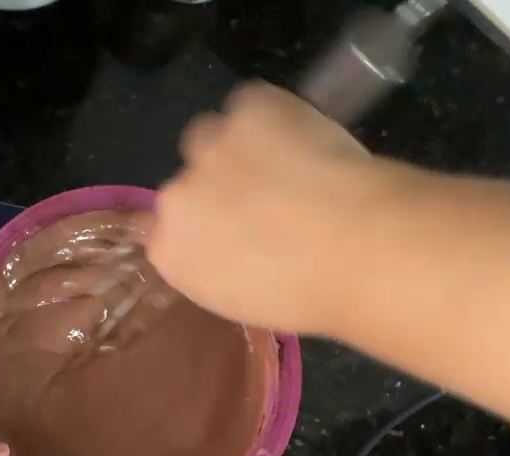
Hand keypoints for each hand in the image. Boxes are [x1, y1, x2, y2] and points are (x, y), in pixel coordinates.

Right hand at [148, 82, 388, 335]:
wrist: (353, 249)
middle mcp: (177, 199)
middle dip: (212, 187)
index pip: (156, 229)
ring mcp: (211, 150)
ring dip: (231, 146)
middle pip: (183, 182)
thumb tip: (227, 246)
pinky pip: (248, 103)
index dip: (189, 224)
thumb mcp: (238, 298)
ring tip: (274, 160)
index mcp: (169, 253)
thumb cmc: (300, 295)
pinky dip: (267, 114)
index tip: (215, 227)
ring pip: (208, 136)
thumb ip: (213, 266)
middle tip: (256, 198)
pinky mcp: (251, 109)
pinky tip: (295, 133)